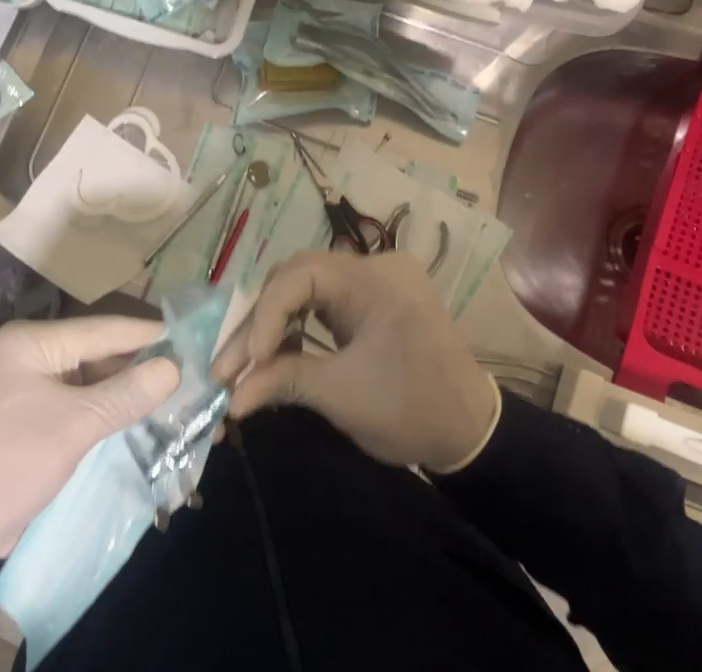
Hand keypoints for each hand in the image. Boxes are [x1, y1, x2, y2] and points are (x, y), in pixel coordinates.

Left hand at [0, 316, 178, 557]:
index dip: (154, 336)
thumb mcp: (70, 427)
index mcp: (35, 343)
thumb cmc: (4, 464)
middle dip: (151, 371)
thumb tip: (174, 368)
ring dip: (140, 397)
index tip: (201, 340)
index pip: (106, 329)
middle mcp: (39, 359)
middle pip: (107, 356)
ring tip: (190, 405)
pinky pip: (92, 411)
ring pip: (103, 385)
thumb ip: (124, 395)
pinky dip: (122, 418)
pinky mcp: (46, 424)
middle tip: (203, 380)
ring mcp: (42, 392)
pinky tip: (157, 427)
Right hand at [213, 250, 499, 471]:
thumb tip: (230, 397)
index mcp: (376, 280)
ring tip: (244, 361)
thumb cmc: (411, 410)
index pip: (299, 276)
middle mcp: (375, 267)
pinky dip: (296, 326)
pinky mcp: (373, 302)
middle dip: (261, 321)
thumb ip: (281, 382)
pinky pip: (323, 302)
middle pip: (297, 276)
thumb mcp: (341, 395)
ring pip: (306, 288)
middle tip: (230, 362)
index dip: (265, 316)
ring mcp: (376, 283)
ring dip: (274, 324)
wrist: (471, 433)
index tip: (246, 362)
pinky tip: (274, 354)